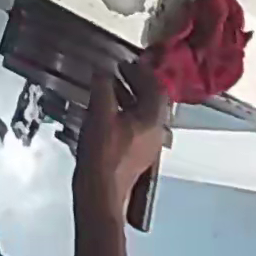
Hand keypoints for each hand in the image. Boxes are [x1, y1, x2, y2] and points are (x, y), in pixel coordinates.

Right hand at [75, 62, 170, 220]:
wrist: (99, 193)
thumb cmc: (103, 152)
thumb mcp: (100, 112)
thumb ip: (103, 86)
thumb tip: (102, 71)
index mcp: (152, 121)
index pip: (155, 88)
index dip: (142, 71)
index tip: (128, 62)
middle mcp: (155, 132)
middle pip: (152, 100)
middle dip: (136, 82)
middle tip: (121, 69)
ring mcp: (147, 145)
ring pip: (143, 112)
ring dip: (129, 95)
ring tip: (110, 84)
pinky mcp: (136, 154)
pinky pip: (136, 124)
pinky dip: (125, 110)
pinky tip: (108, 108)